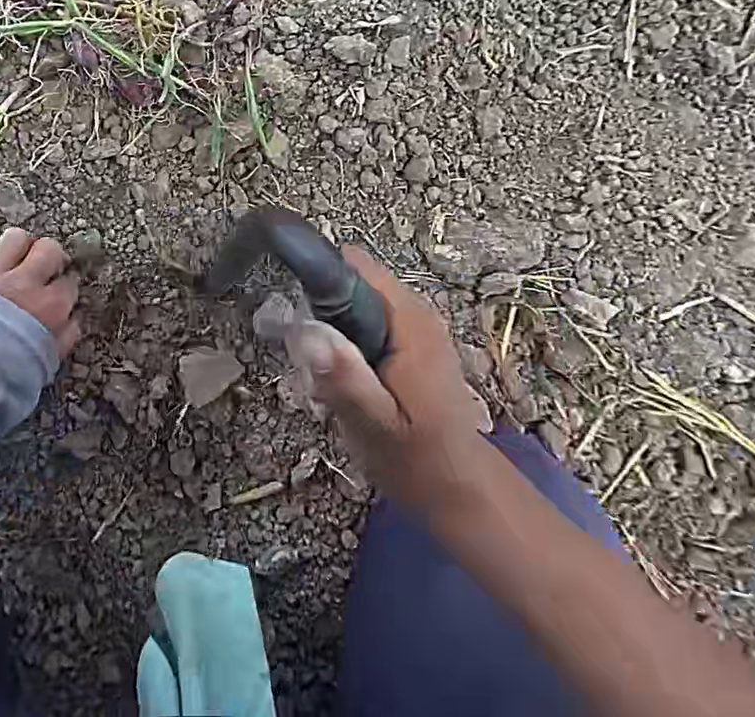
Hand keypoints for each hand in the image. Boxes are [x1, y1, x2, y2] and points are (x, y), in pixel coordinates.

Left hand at [0, 228, 82, 356]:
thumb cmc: (8, 373)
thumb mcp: (49, 358)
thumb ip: (66, 335)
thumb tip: (74, 319)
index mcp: (51, 304)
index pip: (70, 281)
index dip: (67, 286)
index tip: (63, 293)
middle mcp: (26, 284)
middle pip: (49, 248)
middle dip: (51, 256)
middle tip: (46, 267)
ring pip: (15, 238)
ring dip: (19, 247)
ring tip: (17, 260)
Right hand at [283, 246, 490, 511]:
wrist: (458, 487)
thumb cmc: (418, 460)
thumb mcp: (376, 426)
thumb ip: (345, 379)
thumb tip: (307, 333)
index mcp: (410, 322)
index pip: (355, 268)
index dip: (318, 285)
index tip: (296, 325)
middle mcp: (416, 313)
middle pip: (350, 286)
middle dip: (320, 319)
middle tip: (313, 371)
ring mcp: (415, 326)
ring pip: (353, 307)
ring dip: (330, 338)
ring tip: (327, 385)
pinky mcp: (410, 342)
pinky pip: (366, 326)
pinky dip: (346, 349)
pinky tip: (345, 388)